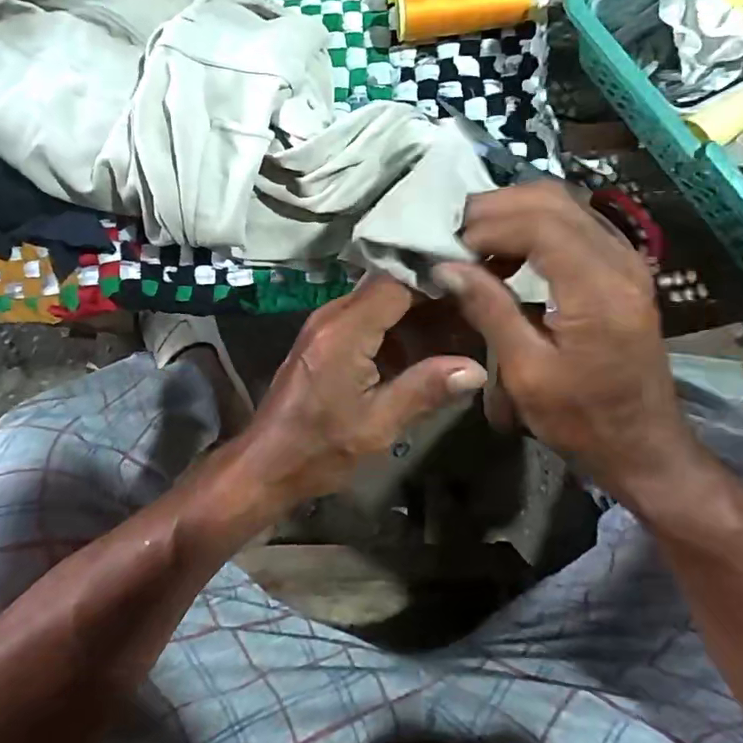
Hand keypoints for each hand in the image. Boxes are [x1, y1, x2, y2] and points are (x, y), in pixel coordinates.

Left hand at [233, 274, 487, 504]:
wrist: (266, 465)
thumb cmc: (319, 449)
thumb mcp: (378, 424)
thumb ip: (425, 390)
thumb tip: (476, 369)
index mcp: (344, 330)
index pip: (397, 282)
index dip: (437, 277)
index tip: (476, 281)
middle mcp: (333, 315)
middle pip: (390, 285)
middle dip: (433, 292)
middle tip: (476, 301)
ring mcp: (327, 324)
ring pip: (381, 299)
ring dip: (419, 309)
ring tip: (462, 319)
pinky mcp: (327, 338)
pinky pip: (369, 317)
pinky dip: (400, 325)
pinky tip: (430, 343)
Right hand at [435, 181, 705, 499]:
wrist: (645, 445)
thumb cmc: (584, 420)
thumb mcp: (527, 374)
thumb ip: (490, 310)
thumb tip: (445, 266)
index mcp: (599, 289)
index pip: (539, 223)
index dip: (488, 225)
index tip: (450, 247)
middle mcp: (620, 260)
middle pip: (553, 199)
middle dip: (497, 208)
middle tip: (455, 236)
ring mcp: (627, 259)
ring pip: (565, 203)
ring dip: (515, 213)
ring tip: (476, 245)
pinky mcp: (623, 266)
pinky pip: (575, 222)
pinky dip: (536, 224)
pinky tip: (509, 255)